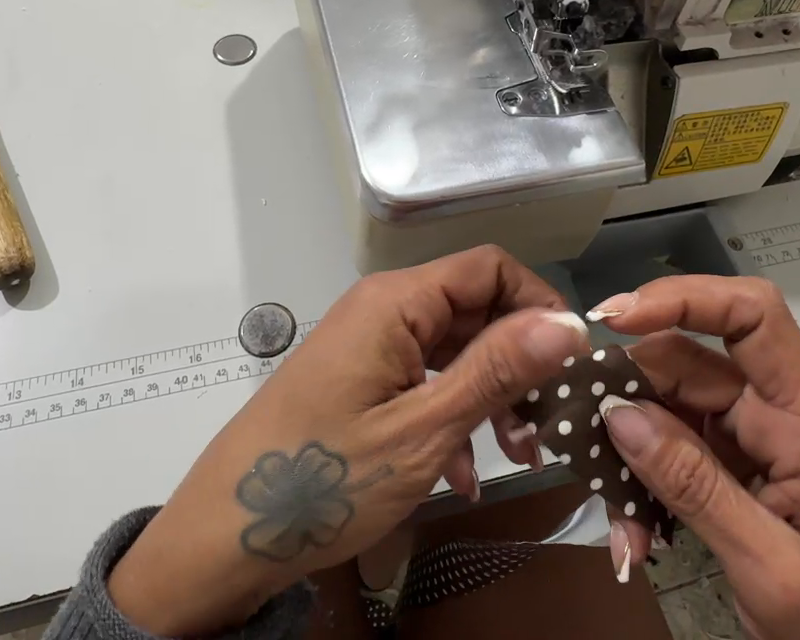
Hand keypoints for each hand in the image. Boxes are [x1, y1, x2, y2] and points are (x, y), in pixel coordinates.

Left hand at [108, 246, 589, 635]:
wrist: (228, 531)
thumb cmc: (325, 477)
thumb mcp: (423, 430)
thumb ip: (496, 370)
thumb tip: (569, 323)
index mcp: (397, 301)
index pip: (490, 268)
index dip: (538, 305)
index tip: (571, 364)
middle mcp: (384, 308)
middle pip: (474, 309)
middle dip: (519, 361)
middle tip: (549, 423)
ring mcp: (371, 344)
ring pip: (454, 348)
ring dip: (491, 396)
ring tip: (517, 453)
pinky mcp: (362, 377)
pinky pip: (425, 378)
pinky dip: (454, 414)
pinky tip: (465, 472)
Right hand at [589, 275, 799, 639]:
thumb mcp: (778, 575)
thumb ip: (699, 491)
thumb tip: (618, 414)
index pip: (753, 318)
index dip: (686, 298)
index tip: (615, 318)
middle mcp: (773, 417)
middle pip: (687, 364)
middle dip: (628, 393)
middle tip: (578, 436)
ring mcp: (748, 444)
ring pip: (664, 409)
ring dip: (626, 454)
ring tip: (615, 518)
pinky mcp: (727, 473)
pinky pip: (665, 455)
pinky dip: (637, 488)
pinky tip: (632, 536)